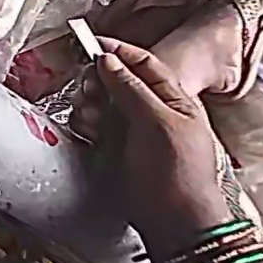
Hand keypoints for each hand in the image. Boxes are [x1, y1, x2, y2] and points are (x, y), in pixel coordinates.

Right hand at [72, 37, 232, 256]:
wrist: (172, 218)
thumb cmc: (178, 170)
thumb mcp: (159, 122)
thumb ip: (130, 88)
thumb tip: (106, 59)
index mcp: (173, 99)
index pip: (143, 63)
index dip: (118, 51)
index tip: (90, 44)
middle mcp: (149, 109)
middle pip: (114, 79)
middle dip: (97, 82)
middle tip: (89, 90)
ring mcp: (130, 127)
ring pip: (98, 100)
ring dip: (89, 104)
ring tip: (92, 119)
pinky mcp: (112, 144)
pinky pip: (90, 121)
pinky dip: (84, 122)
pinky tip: (89, 132)